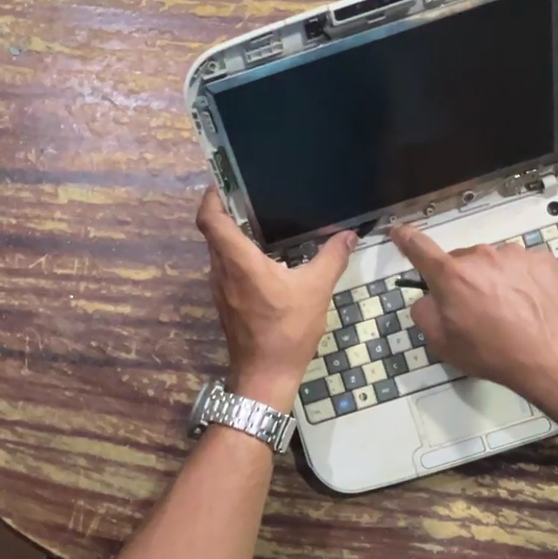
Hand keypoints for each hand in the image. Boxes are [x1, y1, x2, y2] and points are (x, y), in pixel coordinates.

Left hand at [197, 187, 354, 406]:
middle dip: (227, 211)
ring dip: (233, 236)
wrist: (265, 376)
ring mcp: (220, 288)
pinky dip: (239, 257)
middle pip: (213, 232)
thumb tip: (348, 235)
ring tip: (262, 224)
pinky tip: (265, 260)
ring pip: (219, 252)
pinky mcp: (225, 303)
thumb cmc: (287, 330)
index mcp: (238, 261)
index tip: (224, 182)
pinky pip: (226, 270)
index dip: (211, 196)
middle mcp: (221, 270)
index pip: (209, 218)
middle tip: (252, 197)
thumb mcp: (316, 290)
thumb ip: (332, 258)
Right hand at [389, 222, 557, 402]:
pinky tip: (528, 303)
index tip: (398, 231)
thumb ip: (424, 312)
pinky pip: (522, 264)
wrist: (548, 357)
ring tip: (508, 310)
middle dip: (462, 280)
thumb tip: (429, 298)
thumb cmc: (490, 352)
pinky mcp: (543, 260)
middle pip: (462, 261)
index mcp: (451, 275)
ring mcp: (515, 255)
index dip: (405, 239)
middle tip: (474, 310)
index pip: (419, 249)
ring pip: (494, 262)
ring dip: (493, 278)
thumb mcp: (441, 342)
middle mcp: (481, 256)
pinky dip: (521, 279)